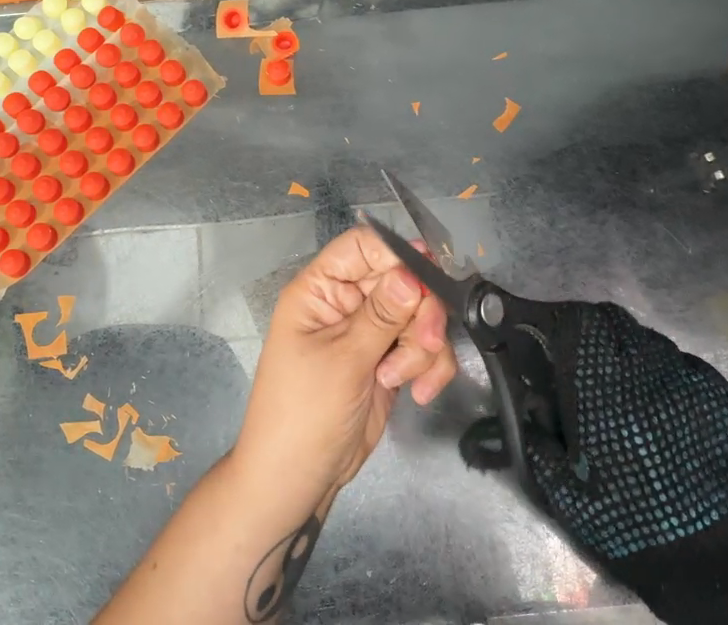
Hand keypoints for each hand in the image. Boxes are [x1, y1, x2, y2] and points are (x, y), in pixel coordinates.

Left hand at [233, 227, 458, 503]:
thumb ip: (382, 315)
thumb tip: (411, 271)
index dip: (397, 255)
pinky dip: (430, 368)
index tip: (429, 276)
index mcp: (320, 291)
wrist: (297, 479)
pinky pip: (424, 349)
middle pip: (402, 281)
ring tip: (404, 379)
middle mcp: (346, 305)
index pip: (362, 248)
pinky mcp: (388, 362)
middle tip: (425, 344)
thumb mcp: (343, 361)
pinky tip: (418, 393)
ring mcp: (369, 334)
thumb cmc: (303, 414)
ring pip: (420, 316)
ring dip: (424, 348)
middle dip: (420, 314)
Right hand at [462, 302, 727, 624]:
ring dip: (622, 348)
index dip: (553, 318)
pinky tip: (655, 405)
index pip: (573, 320)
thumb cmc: (635, 522)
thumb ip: (539, 439)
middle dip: (586, 329)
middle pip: (609, 319)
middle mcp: (642, 366)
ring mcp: (684, 374)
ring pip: (643, 337)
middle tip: (575, 358)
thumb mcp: (567, 493)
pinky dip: (656, 370)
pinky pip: (676, 362)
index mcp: (599, 386)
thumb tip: (531, 404)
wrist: (724, 553)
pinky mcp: (717, 390)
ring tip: (617, 386)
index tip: (541, 333)